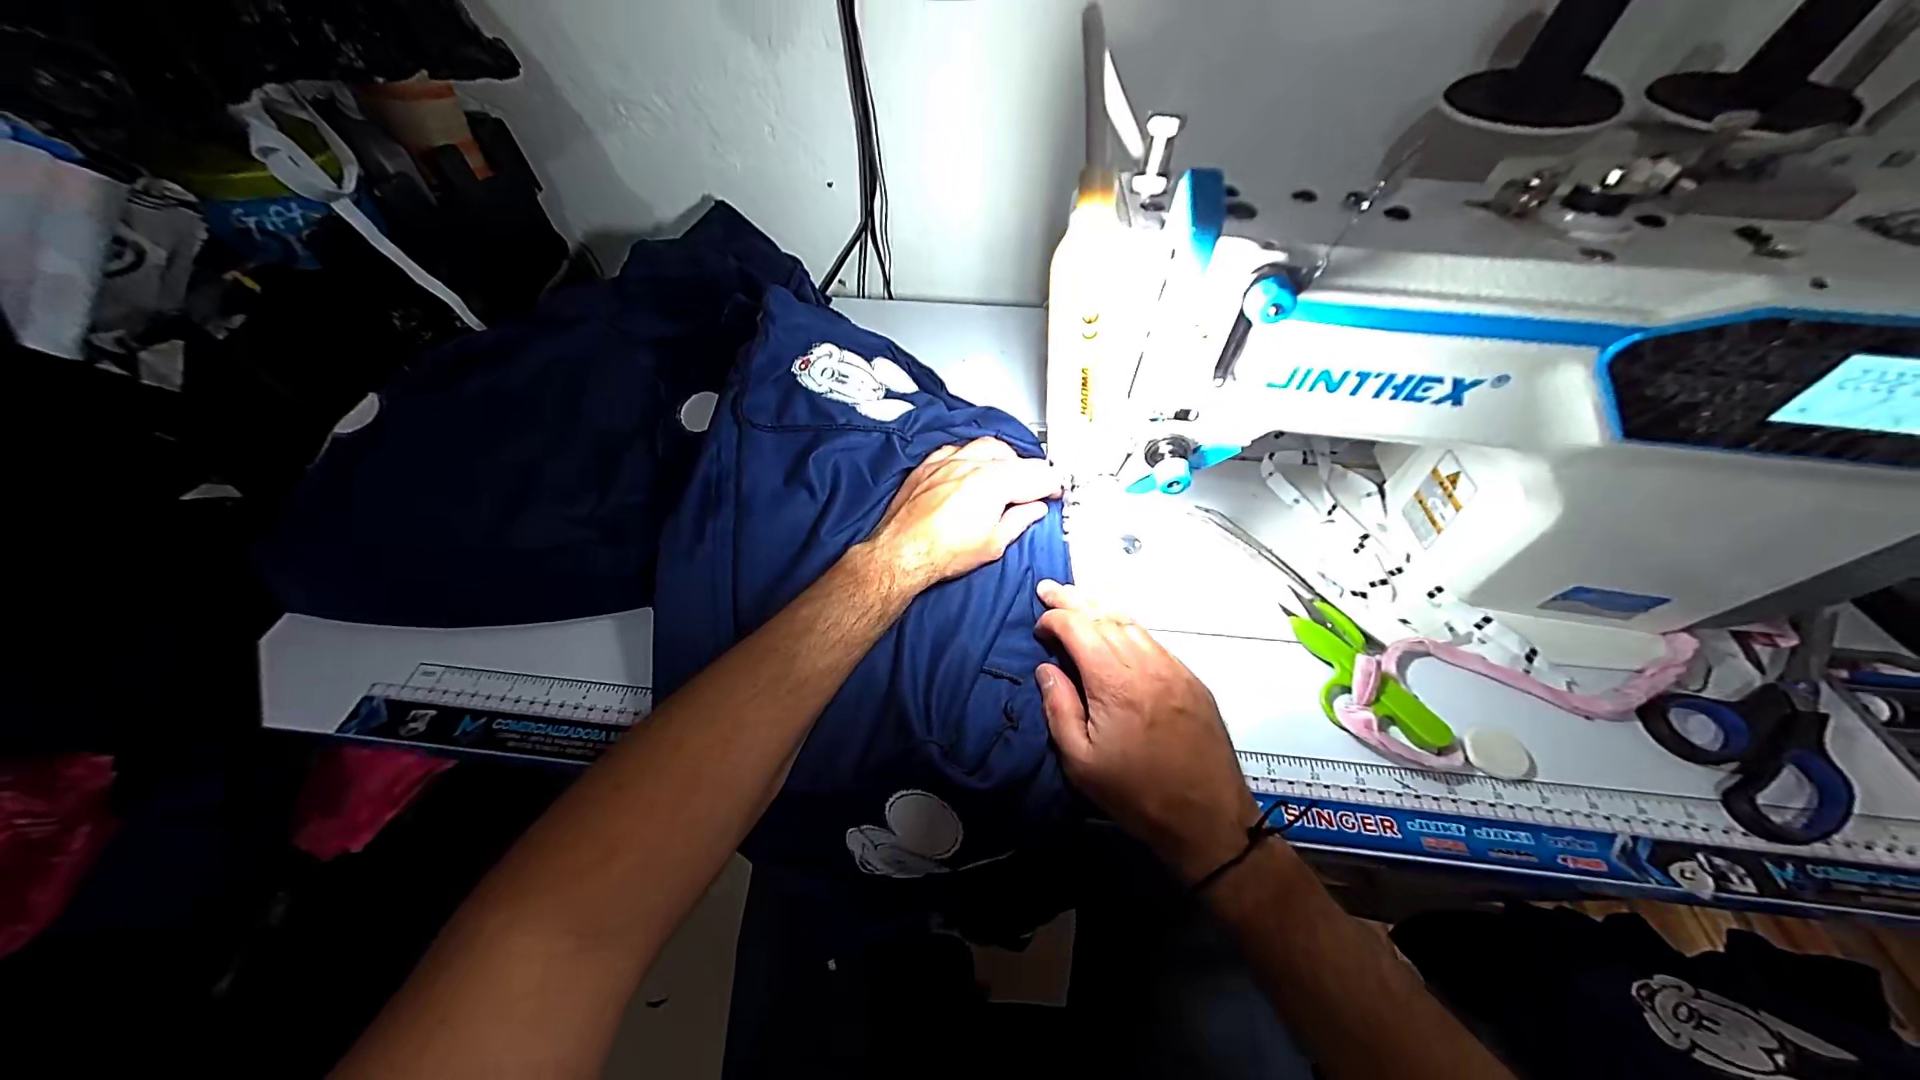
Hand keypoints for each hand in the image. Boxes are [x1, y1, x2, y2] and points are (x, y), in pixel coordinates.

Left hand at [862, 437, 1062, 591]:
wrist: (901, 552)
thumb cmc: (940, 551)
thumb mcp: (993, 544)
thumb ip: (1019, 521)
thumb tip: (1033, 511)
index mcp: (994, 483)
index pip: (1035, 475)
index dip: (1051, 484)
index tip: (1054, 492)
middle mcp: (972, 465)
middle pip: (1013, 457)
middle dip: (1030, 470)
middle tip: (1035, 486)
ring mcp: (948, 462)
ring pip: (986, 446)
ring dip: (1004, 457)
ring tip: (1009, 473)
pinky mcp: (928, 466)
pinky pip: (957, 448)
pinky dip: (972, 455)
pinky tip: (973, 465)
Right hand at [1033, 580, 1259, 882]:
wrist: (1208, 818)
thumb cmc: (1136, 794)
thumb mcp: (1080, 761)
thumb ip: (1059, 708)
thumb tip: (1046, 668)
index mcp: (1114, 681)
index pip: (1078, 627)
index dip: (1053, 619)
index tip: (1038, 628)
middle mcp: (1146, 664)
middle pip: (1105, 616)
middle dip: (1073, 599)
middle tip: (1049, 588)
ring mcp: (1174, 669)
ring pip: (1131, 623)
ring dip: (1101, 609)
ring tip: (1078, 601)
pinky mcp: (1191, 680)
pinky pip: (1153, 641)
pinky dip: (1127, 628)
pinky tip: (1116, 631)